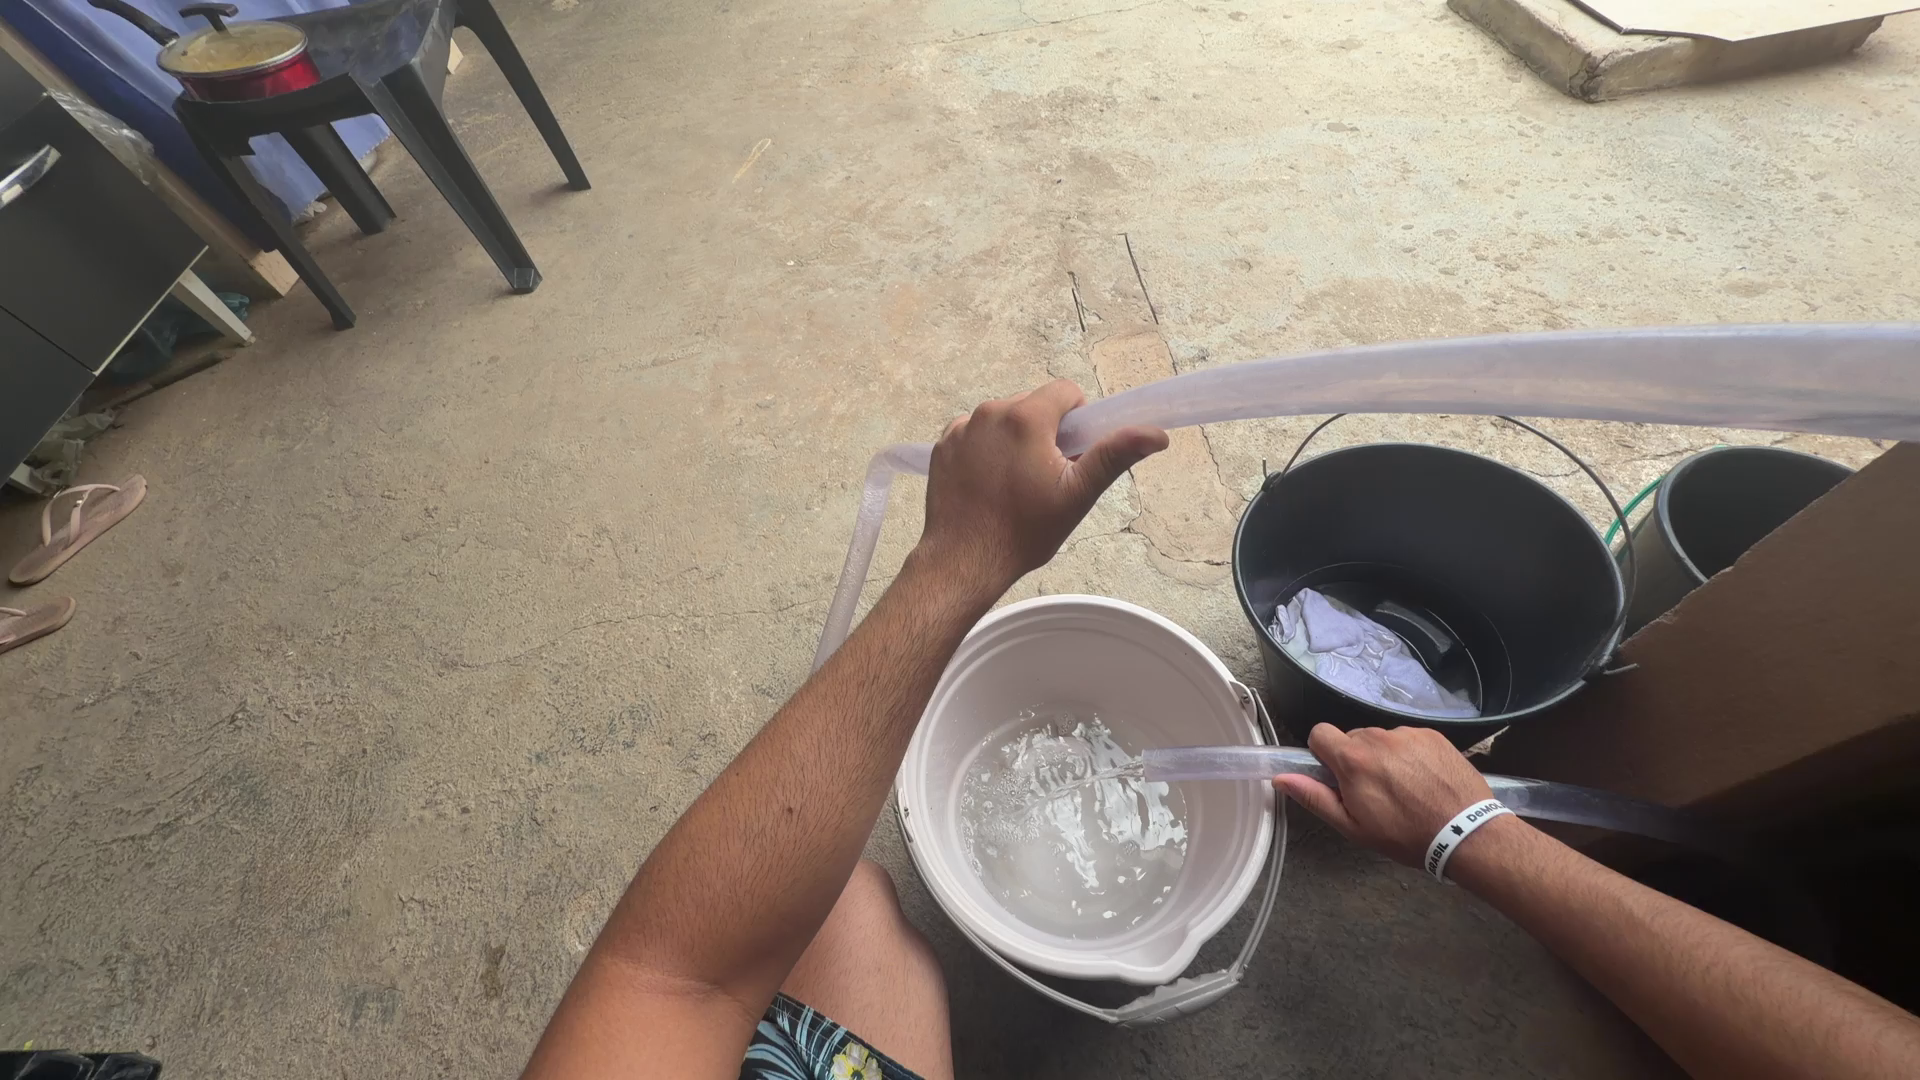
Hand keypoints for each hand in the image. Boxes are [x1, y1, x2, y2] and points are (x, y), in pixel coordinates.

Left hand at [916, 379, 1167, 596]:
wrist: (964, 561)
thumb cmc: (1023, 532)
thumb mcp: (1077, 495)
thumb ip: (1114, 456)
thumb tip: (1155, 433)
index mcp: (1025, 417)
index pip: (1065, 391)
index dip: (1077, 419)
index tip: (1072, 453)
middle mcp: (990, 412)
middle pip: (1033, 404)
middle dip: (1045, 430)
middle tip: (1046, 474)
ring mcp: (961, 429)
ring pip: (1003, 418)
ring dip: (1014, 439)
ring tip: (1015, 483)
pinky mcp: (942, 446)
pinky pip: (974, 434)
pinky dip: (985, 450)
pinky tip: (989, 483)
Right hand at [1275, 723, 1494, 868]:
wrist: (1469, 834)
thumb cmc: (1407, 836)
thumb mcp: (1353, 826)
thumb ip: (1314, 797)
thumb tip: (1281, 778)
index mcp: (1351, 759)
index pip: (1319, 733)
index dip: (1323, 753)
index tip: (1337, 775)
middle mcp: (1376, 738)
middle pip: (1351, 737)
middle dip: (1355, 757)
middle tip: (1374, 788)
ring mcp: (1406, 734)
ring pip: (1380, 738)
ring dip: (1383, 755)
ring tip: (1405, 786)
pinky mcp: (1432, 735)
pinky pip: (1407, 738)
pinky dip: (1409, 754)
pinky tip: (1424, 778)